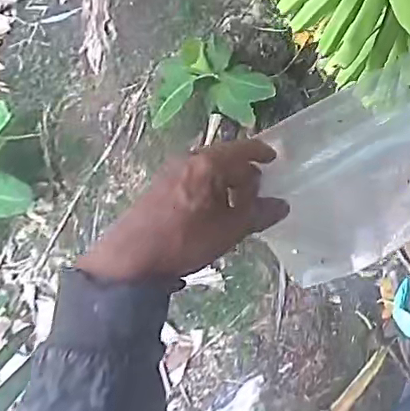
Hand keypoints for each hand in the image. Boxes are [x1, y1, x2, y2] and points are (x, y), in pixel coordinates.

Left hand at [76, 139, 288, 283]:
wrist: (128, 262)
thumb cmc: (183, 241)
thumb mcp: (229, 231)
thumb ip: (258, 214)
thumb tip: (282, 206)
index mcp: (209, 163)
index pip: (243, 149)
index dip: (261, 153)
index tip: (274, 159)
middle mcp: (189, 161)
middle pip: (225, 157)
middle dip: (244, 172)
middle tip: (257, 192)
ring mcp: (170, 173)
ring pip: (208, 169)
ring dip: (226, 182)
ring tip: (235, 206)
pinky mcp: (158, 188)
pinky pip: (193, 178)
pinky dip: (209, 188)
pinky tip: (211, 211)